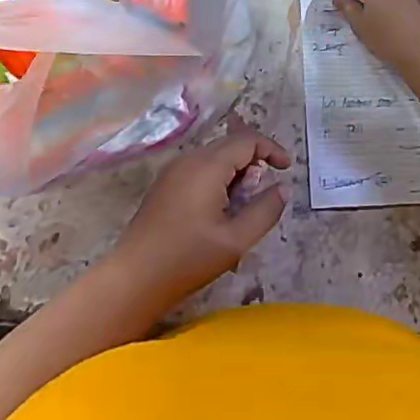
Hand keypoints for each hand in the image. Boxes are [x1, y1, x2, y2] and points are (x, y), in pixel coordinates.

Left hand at [109, 125, 291, 302]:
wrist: (133, 279)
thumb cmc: (187, 259)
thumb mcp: (235, 240)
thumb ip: (264, 211)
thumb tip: (282, 189)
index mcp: (208, 165)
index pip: (248, 140)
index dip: (272, 150)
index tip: (287, 169)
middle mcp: (189, 159)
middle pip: (231, 146)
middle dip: (253, 165)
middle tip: (259, 199)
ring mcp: (173, 171)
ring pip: (215, 158)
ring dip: (235, 176)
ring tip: (238, 212)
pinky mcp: (164, 185)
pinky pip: (199, 170)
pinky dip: (217, 181)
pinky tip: (216, 215)